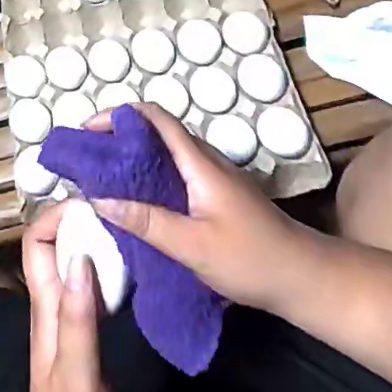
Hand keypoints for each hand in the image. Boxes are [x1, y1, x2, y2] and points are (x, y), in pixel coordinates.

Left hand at [24, 199, 111, 391]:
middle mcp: (53, 303)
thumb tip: (79, 255)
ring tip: (127, 223)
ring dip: (96, 239)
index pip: (37, 241)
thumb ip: (77, 318)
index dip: (56, 215)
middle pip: (57, 245)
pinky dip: (109, 265)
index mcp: (44, 307)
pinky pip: (94, 284)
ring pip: (77, 261)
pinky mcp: (89, 330)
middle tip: (117, 204)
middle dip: (79, 219)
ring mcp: (70, 316)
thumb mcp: (76, 370)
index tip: (91, 202)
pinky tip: (132, 263)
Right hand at [87, 104, 319, 312]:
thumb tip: (99, 198)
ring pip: (165, 150)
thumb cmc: (250, 258)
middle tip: (88, 156)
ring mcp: (212, 174)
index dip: (120, 115)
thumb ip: (146, 221)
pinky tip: (135, 198)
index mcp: (198, 161)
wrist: (303, 276)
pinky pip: (174, 169)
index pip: (156, 117)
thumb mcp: (193, 246)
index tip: (89, 130)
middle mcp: (204, 158)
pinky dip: (148, 173)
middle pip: (157, 130)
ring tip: (102, 175)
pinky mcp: (215, 192)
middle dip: (120, 135)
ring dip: (133, 154)